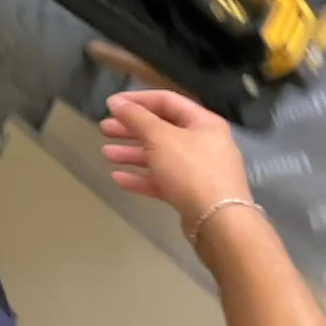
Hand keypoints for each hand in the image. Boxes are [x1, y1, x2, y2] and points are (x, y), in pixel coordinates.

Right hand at [100, 90, 250, 229]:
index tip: (111, 104)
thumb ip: (135, 116)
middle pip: (160, 129)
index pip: (165, 100)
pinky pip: (163, 180)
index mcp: (203, 123)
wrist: (220, 225)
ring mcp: (199, 171)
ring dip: (132, 153)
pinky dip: (141, 177)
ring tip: (106, 154)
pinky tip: (118, 178)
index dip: (136, 100)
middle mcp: (204, 144)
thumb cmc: (190, 170)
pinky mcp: (192, 195)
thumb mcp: (158, 136)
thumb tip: (115, 102)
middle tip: (104, 129)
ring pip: (159, 156)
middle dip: (130, 129)